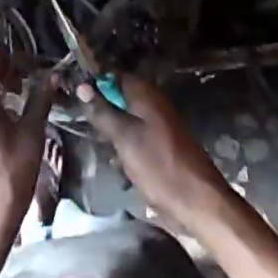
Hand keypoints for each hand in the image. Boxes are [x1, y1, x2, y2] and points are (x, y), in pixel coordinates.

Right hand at [77, 73, 235, 229]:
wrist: (200, 203)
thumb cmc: (159, 165)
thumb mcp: (124, 137)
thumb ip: (102, 111)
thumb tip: (82, 86)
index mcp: (145, 93)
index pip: (113, 75)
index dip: (95, 84)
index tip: (77, 98)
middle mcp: (154, 102)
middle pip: (120, 96)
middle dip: (103, 109)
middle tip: (86, 125)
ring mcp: (160, 124)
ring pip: (127, 118)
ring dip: (113, 130)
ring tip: (101, 146)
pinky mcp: (164, 144)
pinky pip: (138, 135)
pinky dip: (126, 145)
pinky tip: (118, 162)